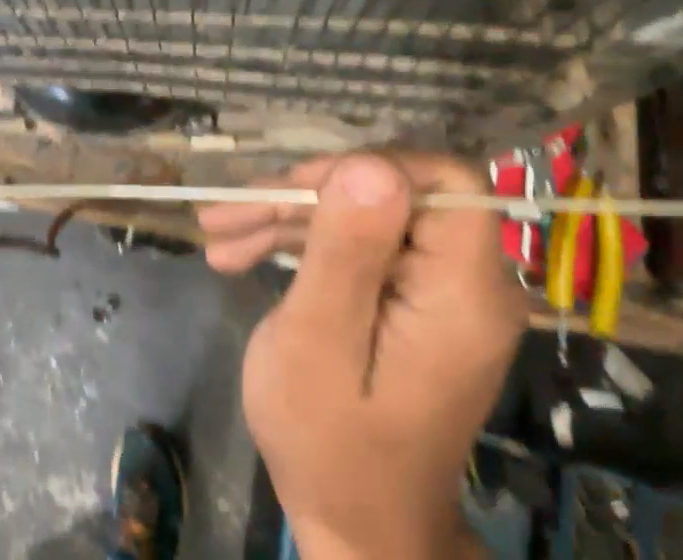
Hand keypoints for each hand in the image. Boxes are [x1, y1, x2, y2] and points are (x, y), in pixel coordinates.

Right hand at [205, 153, 525, 559]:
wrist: (355, 517)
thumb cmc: (328, 438)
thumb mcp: (318, 342)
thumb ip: (345, 253)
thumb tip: (368, 166)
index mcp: (462, 293)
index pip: (443, 183)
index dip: (362, 170)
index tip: (289, 191)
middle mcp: (466, 285)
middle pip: (390, 199)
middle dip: (301, 198)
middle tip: (223, 216)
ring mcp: (439, 296)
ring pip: (364, 220)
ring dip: (287, 222)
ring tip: (216, 237)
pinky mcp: (411, 307)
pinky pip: (359, 253)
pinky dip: (299, 249)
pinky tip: (238, 257)